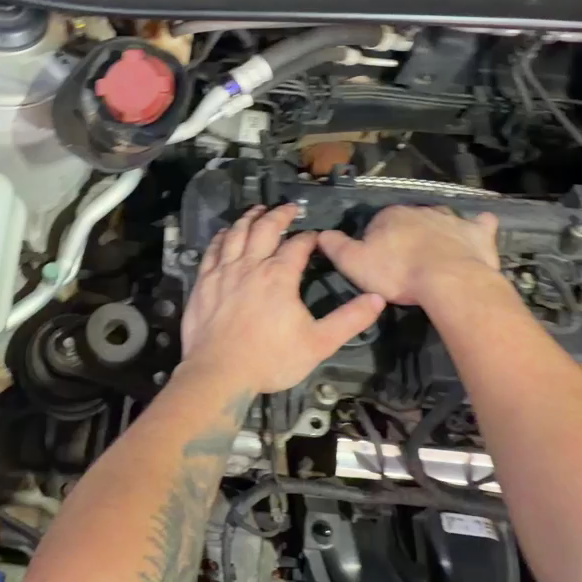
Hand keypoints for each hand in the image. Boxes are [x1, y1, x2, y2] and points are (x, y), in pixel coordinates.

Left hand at [181, 206, 386, 393]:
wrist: (219, 373)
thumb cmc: (270, 359)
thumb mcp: (319, 343)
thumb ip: (349, 319)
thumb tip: (378, 298)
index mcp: (279, 275)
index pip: (298, 245)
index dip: (309, 237)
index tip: (316, 236)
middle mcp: (250, 265)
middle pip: (265, 228)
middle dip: (279, 215)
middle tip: (289, 208)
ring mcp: (223, 271)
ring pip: (236, 234)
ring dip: (249, 218)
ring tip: (257, 210)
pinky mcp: (203, 282)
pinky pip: (212, 250)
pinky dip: (221, 237)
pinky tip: (225, 234)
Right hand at [316, 205, 502, 307]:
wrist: (448, 282)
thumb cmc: (398, 273)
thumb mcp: (354, 264)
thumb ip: (335, 247)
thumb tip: (320, 234)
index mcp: (390, 216)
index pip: (377, 224)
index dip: (376, 241)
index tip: (378, 261)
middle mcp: (420, 210)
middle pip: (409, 221)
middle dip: (406, 235)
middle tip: (404, 262)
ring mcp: (451, 219)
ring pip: (440, 220)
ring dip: (437, 230)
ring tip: (434, 253)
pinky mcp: (477, 233)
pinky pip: (479, 224)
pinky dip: (477, 226)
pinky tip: (477, 230)